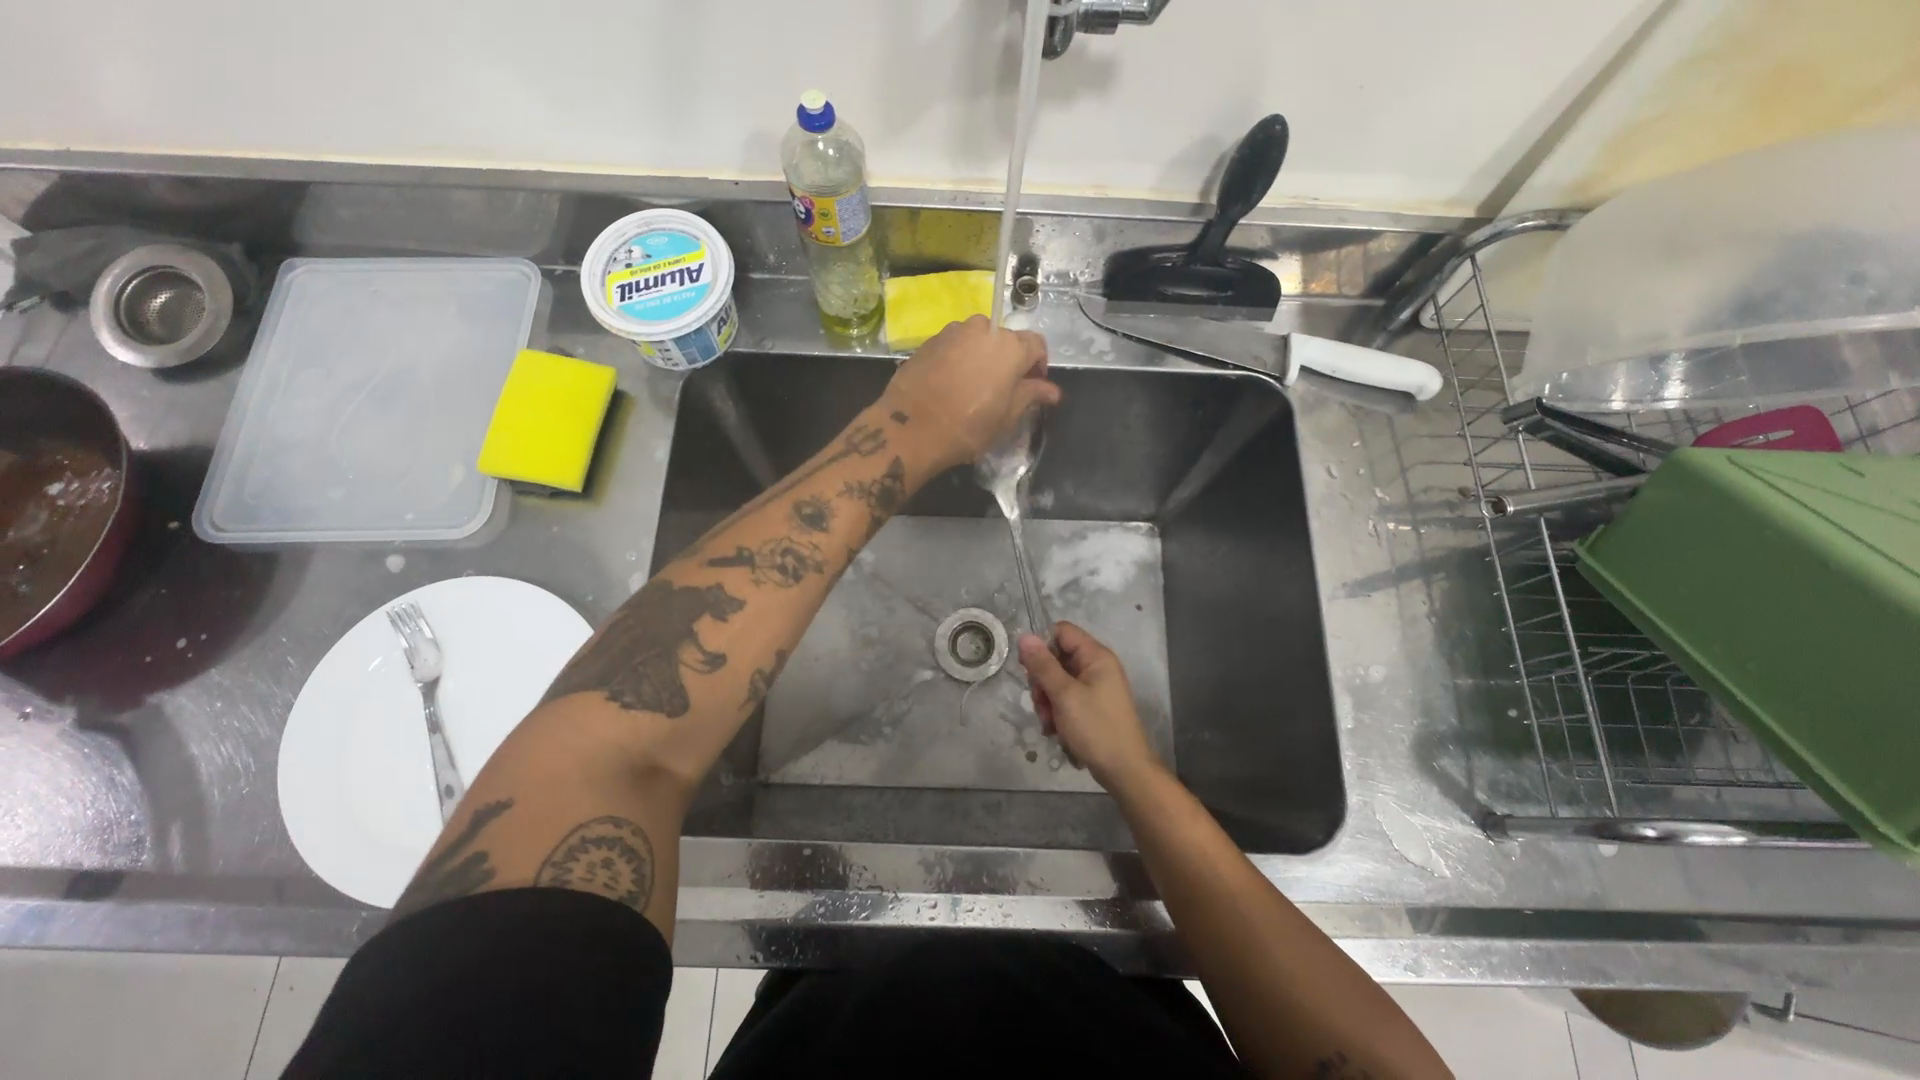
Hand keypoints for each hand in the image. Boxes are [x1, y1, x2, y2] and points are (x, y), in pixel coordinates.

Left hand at [880, 315, 1060, 468]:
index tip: (1033, 387)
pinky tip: (951, 384)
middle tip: (1002, 390)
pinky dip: (959, 359)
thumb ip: (1032, 395)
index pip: (1036, 345)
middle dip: (1008, 361)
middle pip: (1005, 340)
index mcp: (1010, 345)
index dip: (1038, 366)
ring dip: (982, 357)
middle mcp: (983, 329)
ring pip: (977, 340)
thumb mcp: (1007, 416)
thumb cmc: (969, 425)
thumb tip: (1052, 390)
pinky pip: (954, 345)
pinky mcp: (928, 341)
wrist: (911, 428)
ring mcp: (952, 331)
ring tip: (974, 387)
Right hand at [1017, 622, 1158, 791]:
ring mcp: (1095, 687)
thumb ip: (1043, 665)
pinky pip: (1066, 699)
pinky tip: (1055, 730)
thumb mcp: (1064, 695)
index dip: (1042, 645)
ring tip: (1049, 723)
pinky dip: (1057, 712)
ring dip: (1047, 701)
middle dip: (1042, 681)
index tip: (1028, 668)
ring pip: (1058, 681)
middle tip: (1041, 703)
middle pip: (1057, 658)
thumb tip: (1024, 637)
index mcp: (1096, 656)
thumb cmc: (1095, 727)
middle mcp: (1097, 667)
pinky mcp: (1091, 706)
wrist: (1123, 769)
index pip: (1062, 632)